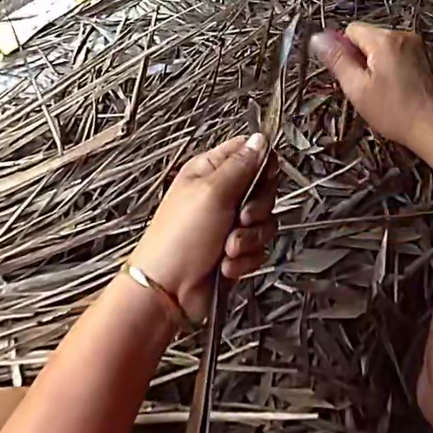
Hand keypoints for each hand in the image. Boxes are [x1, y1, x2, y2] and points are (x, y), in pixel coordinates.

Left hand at [130, 133, 277, 322]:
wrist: (167, 293)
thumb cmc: (177, 239)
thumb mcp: (212, 192)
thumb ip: (242, 164)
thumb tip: (260, 139)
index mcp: (211, 170)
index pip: (250, 152)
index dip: (263, 164)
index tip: (260, 181)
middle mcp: (221, 194)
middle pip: (264, 187)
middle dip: (257, 207)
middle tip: (240, 217)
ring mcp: (229, 223)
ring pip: (265, 220)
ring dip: (250, 238)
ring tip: (227, 247)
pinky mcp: (236, 250)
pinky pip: (260, 247)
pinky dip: (246, 258)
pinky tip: (226, 263)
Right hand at [310, 23, 432, 148]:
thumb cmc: (395, 112)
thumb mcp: (357, 89)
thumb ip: (337, 59)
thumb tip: (317, 38)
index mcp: (384, 40)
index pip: (351, 30)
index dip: (345, 51)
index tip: (352, 75)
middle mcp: (405, 35)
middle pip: (371, 37)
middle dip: (365, 57)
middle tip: (368, 87)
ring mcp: (422, 45)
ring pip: (389, 46)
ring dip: (383, 62)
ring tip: (388, 91)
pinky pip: (407, 54)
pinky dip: (401, 66)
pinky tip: (405, 90)